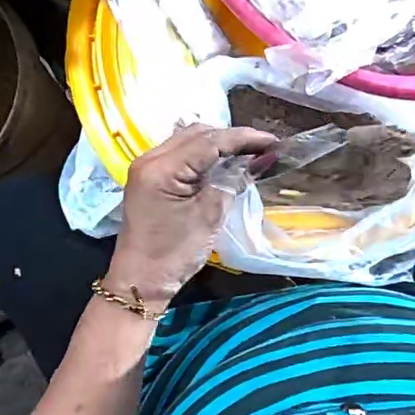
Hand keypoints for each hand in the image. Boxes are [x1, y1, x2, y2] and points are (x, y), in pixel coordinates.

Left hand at [106, 124, 277, 304]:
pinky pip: (180, 154)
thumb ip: (233, 181)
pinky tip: (224, 162)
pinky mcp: (149, 177)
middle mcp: (149, 158)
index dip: (243, 138)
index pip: (208, 141)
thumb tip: (260, 159)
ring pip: (188, 140)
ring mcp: (146, 167)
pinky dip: (203, 155)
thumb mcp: (209, 215)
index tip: (273, 142)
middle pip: (196, 134)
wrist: (140, 280)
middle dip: (231, 138)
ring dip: (218, 144)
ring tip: (248, 153)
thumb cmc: (174, 253)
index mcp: (161, 168)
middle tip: (263, 148)